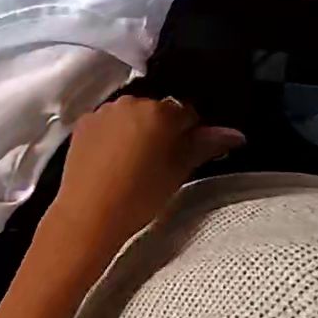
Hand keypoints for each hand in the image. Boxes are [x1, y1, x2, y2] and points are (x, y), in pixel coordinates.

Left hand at [43, 96, 244, 255]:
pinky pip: (107, 122)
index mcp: (159, 112)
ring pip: (130, 115)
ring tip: (134, 164)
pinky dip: (113, 135)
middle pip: (157, 111)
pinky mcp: (83, 124)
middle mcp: (130, 103)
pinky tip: (112, 161)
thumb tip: (234, 134)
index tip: (185, 155)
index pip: (187, 113)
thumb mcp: (177, 173)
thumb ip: (205, 146)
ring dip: (137, 130)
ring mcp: (103, 112)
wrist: (89, 214)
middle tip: (160, 163)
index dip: (190, 134)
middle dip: (162, 130)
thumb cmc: (138, 196)